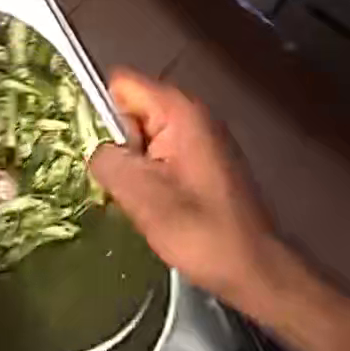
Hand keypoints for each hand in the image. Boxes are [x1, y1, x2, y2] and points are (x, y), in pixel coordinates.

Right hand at [88, 69, 279, 302]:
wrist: (256, 268)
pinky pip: (162, 147)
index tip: (93, 147)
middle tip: (117, 180)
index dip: (99, 109)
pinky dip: (150, 168)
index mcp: (178, 110)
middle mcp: (191, 111)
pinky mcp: (204, 156)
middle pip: (132, 106)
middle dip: (116, 138)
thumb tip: (95, 149)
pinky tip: (153, 201)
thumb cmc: (200, 231)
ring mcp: (201, 133)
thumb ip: (109, 160)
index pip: (121, 83)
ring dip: (133, 159)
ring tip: (134, 195)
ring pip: (145, 131)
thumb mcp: (142, 196)